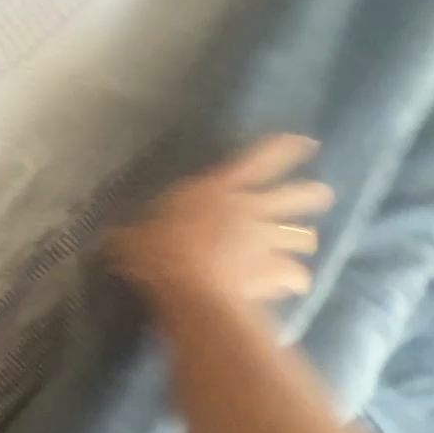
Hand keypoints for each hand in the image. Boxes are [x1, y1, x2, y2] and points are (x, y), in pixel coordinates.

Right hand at [108, 134, 334, 307]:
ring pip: (305, 237)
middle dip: (312, 195)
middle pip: (301, 194)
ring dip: (298, 242)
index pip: (256, 160)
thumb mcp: (131, 237)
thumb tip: (117, 236)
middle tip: (315, 198)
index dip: (282, 149)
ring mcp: (270, 241)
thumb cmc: (154, 252)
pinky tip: (284, 285)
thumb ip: (136, 232)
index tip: (304, 142)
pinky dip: (291, 279)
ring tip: (290, 249)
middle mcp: (252, 209)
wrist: (189, 290)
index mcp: (216, 191)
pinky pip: (296, 275)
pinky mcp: (280, 271)